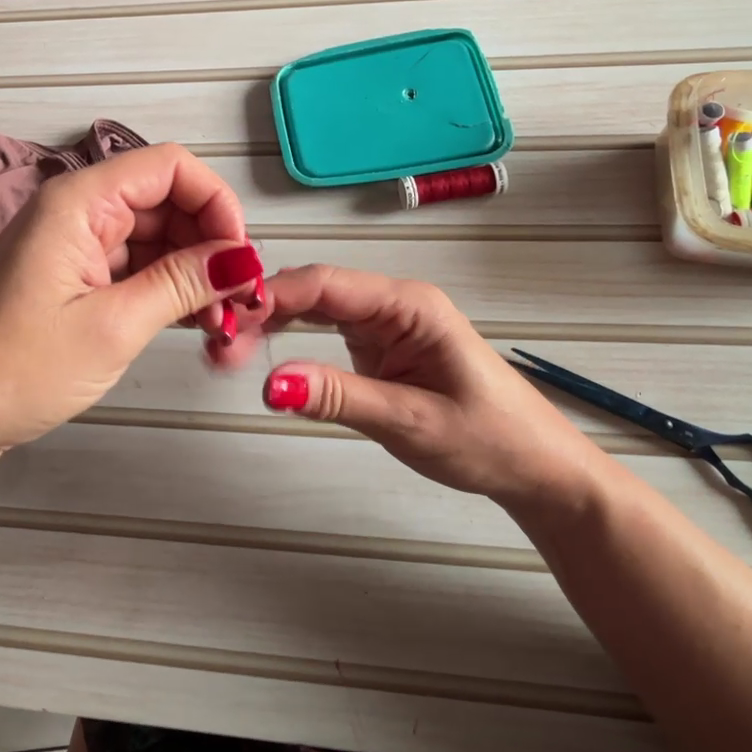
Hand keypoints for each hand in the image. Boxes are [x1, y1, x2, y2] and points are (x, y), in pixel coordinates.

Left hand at [0, 144, 265, 470]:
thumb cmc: (14, 370)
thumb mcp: (113, 326)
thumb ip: (183, 283)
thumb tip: (242, 257)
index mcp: (77, 202)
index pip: (169, 166)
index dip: (216, 201)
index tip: (241, 254)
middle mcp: (75, 211)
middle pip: (166, 200)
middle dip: (210, 242)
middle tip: (238, 300)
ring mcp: (72, 245)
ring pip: (155, 236)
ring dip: (193, 271)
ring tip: (219, 321)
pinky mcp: (71, 277)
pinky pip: (134, 265)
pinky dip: (167, 288)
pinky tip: (191, 320)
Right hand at [209, 264, 604, 511]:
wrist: (535, 467)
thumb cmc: (491, 439)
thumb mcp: (411, 421)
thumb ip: (339, 397)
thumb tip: (272, 383)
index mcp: (410, 304)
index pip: (325, 284)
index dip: (271, 295)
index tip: (226, 320)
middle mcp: (393, 303)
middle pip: (312, 289)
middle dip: (260, 309)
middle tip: (215, 344)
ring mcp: (384, 323)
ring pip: (313, 307)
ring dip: (269, 322)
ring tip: (226, 348)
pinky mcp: (377, 346)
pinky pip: (324, 329)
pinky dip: (289, 337)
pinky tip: (260, 348)